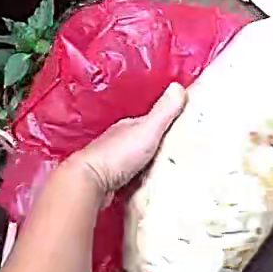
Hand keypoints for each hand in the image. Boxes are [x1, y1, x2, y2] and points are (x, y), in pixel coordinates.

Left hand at [64, 82, 187, 199]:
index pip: (150, 121)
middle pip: (143, 141)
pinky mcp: (111, 182)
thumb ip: (163, 111)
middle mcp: (118, 142)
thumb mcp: (148, 129)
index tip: (183, 129)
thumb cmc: (118, 154)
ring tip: (169, 171)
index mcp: (128, 127)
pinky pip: (131, 178)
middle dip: (158, 146)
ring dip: (149, 164)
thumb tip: (178, 85)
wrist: (89, 182)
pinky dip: (140, 180)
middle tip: (180, 154)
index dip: (166, 124)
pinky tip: (150, 185)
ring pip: (136, 160)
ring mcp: (113, 162)